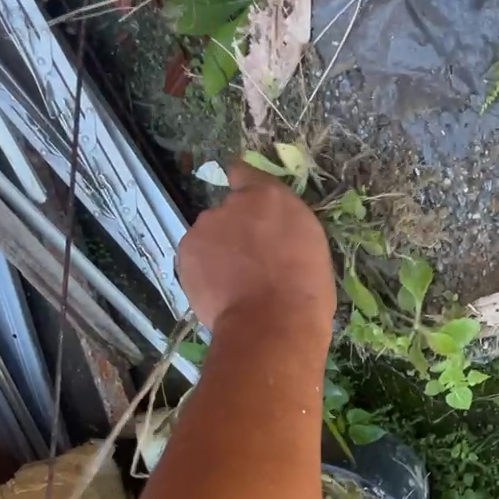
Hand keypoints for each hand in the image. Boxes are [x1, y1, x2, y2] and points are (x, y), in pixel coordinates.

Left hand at [176, 161, 335, 339]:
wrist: (273, 326)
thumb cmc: (307, 291)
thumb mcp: (312, 248)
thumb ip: (286, 231)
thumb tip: (275, 237)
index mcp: (271, 197)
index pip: (245, 173)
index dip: (246, 188)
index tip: (251, 207)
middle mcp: (233, 204)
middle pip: (228, 211)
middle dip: (236, 231)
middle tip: (253, 264)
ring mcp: (205, 228)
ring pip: (209, 236)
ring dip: (219, 252)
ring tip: (236, 284)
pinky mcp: (186, 254)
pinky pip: (195, 258)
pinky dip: (204, 272)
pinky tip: (221, 294)